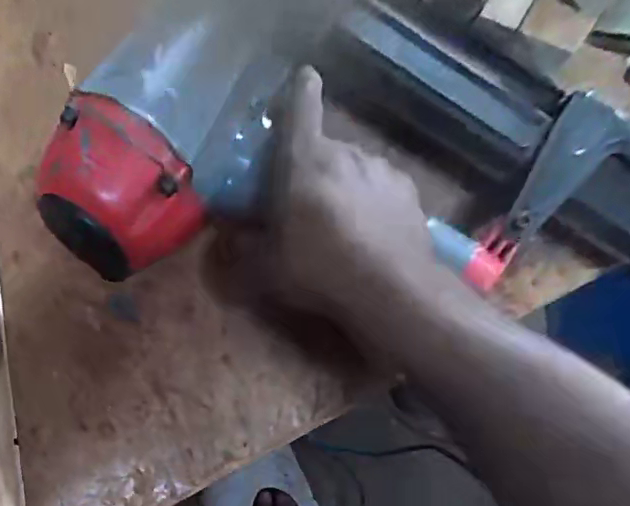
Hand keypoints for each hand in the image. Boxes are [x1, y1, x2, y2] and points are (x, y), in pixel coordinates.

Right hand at [216, 67, 466, 351]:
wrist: (389, 288)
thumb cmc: (317, 270)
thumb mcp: (264, 268)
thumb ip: (241, 246)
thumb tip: (224, 234)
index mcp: (304, 161)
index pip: (301, 103)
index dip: (295, 93)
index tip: (291, 95)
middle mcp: (345, 152)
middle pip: (321, 146)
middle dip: (307, 167)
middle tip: (295, 203)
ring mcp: (381, 168)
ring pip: (349, 167)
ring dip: (337, 186)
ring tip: (331, 226)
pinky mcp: (405, 188)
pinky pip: (375, 186)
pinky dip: (365, 201)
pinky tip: (362, 234)